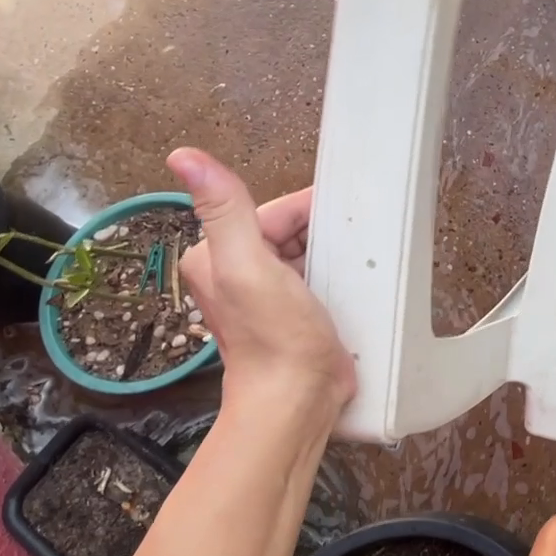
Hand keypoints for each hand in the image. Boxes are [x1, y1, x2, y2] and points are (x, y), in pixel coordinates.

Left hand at [167, 148, 355, 424]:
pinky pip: (322, 278)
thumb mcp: (248, 266)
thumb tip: (185, 155)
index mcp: (218, 255)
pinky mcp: (299, 313)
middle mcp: (239, 271)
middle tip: (367, 233)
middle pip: (293, 231)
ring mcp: (270, 295)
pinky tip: (363, 277)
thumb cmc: (275, 335)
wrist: (297, 399)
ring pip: (310, 254)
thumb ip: (224, 212)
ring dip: (338, 251)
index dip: (311, 207)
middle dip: (327, 230)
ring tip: (371, 253)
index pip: (271, 211)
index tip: (352, 208)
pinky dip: (342, 273)